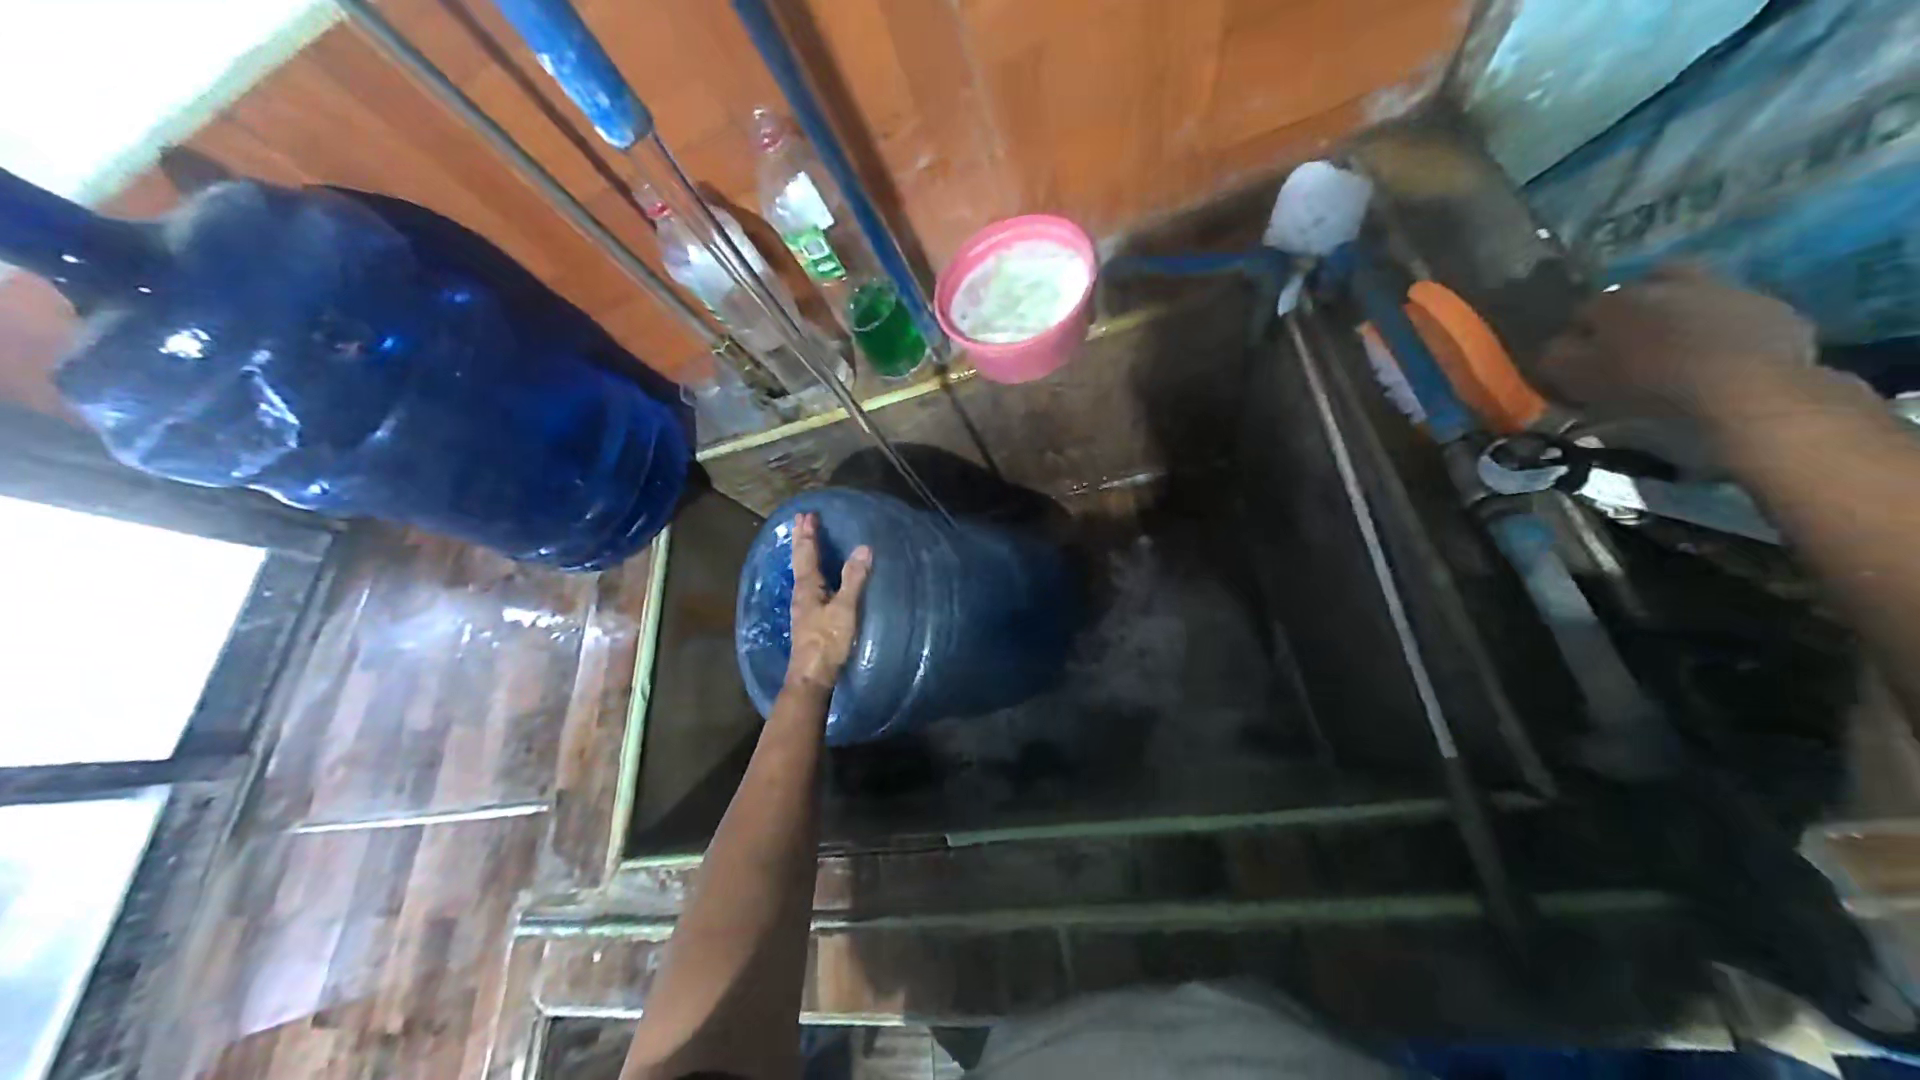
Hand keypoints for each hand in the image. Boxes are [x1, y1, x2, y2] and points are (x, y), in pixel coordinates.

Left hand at [785, 512, 871, 692]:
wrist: (812, 676)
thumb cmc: (827, 641)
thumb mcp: (845, 609)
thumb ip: (854, 579)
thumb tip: (863, 548)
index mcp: (808, 587)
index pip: (807, 554)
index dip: (808, 534)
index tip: (807, 514)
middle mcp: (801, 594)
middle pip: (800, 561)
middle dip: (801, 540)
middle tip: (800, 520)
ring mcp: (803, 608)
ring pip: (802, 572)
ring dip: (804, 554)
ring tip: (806, 541)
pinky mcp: (809, 619)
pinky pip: (808, 585)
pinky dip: (811, 571)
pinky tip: (816, 578)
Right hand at [1539, 264, 1817, 420]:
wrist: (1743, 389)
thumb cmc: (1644, 383)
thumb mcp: (1575, 378)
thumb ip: (1555, 357)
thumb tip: (1556, 346)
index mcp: (1616, 300)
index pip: (1584, 311)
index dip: (1581, 334)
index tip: (1582, 359)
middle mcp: (1670, 283)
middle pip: (1646, 284)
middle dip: (1637, 305)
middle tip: (1634, 339)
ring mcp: (1729, 290)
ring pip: (1696, 294)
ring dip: (1685, 313)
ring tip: (1681, 349)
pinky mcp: (1774, 310)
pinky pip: (1739, 315)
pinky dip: (1727, 331)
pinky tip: (1722, 358)